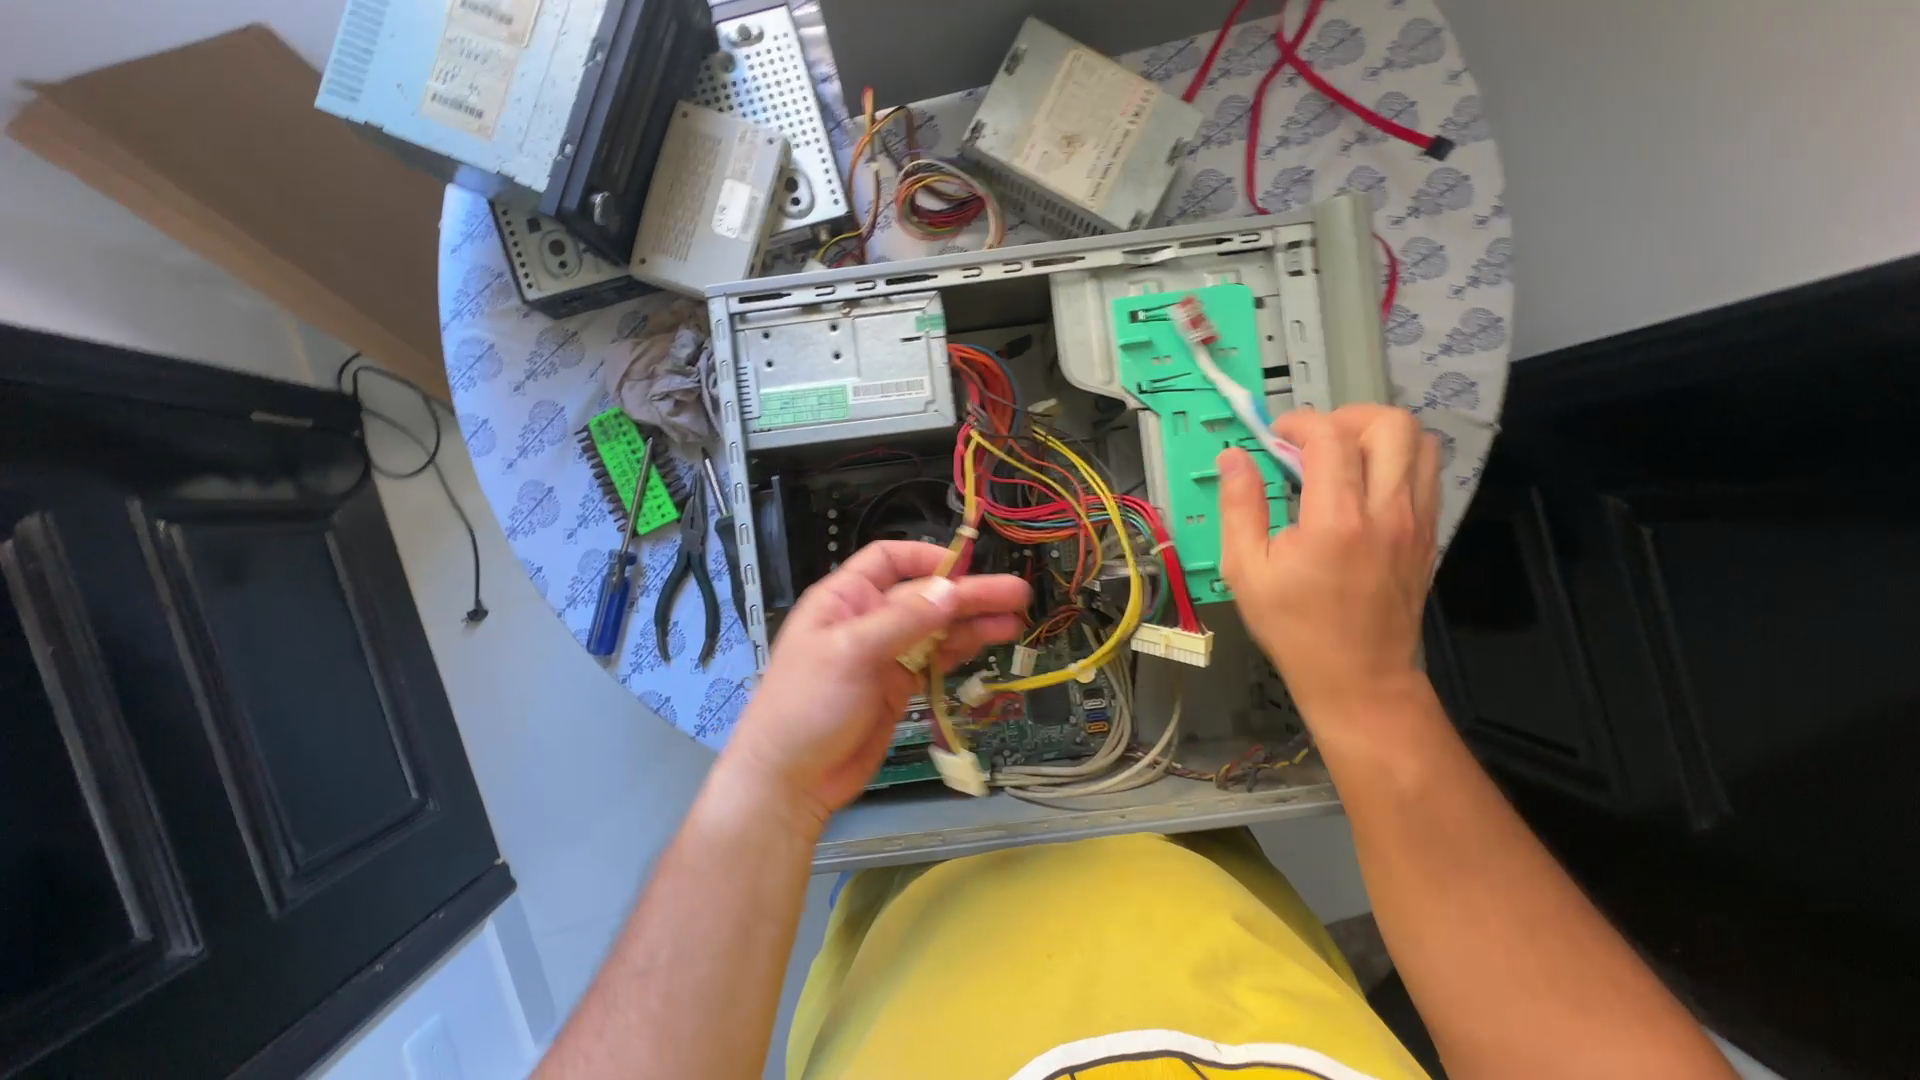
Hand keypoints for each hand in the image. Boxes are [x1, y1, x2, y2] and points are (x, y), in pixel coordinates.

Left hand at [718, 541, 1029, 824]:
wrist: (792, 780)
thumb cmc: (806, 706)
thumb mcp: (850, 653)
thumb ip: (903, 621)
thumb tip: (951, 590)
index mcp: (845, 599)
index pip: (889, 560)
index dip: (929, 558)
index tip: (967, 566)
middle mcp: (868, 620)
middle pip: (925, 596)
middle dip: (968, 593)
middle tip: (1016, 594)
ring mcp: (885, 655)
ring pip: (937, 628)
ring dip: (974, 623)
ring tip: (1015, 622)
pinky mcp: (899, 688)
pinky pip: (936, 660)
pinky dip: (962, 651)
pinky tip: (988, 644)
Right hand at [1216, 405, 1440, 725]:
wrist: (1359, 677)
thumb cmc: (1295, 628)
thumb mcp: (1246, 572)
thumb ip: (1239, 507)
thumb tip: (1234, 457)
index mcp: (1335, 520)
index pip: (1330, 437)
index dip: (1299, 422)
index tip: (1276, 435)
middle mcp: (1386, 511)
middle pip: (1390, 424)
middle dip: (1348, 416)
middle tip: (1316, 439)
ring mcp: (1416, 521)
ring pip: (1420, 442)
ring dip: (1379, 434)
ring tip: (1344, 455)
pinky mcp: (1429, 533)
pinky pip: (1427, 473)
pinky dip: (1398, 460)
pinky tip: (1365, 484)